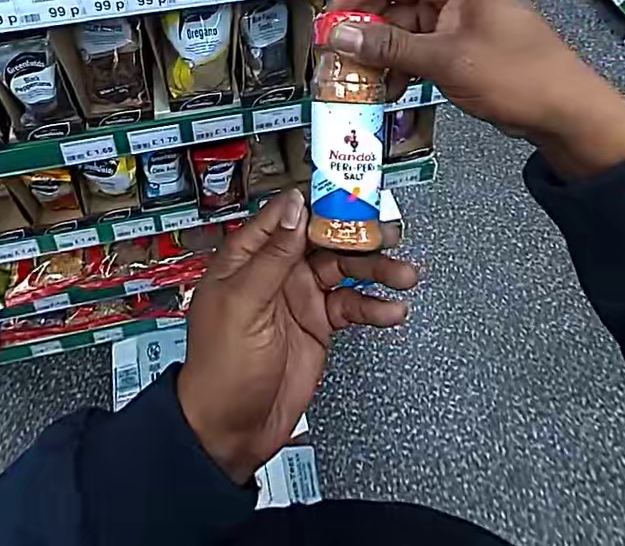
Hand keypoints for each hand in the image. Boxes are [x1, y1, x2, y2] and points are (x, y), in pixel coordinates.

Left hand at [177, 190, 416, 483]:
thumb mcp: (244, 304)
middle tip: (389, 233)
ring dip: (376, 271)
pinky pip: (351, 305)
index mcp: (251, 255)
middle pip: (325, 239)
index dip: (319, 202)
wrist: (231, 431)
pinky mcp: (319, 322)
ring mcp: (301, 294)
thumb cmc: (221, 366)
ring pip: (345, 269)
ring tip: (404, 275)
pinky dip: (374, 307)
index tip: (350, 193)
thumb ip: (273, 255)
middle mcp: (278, 269)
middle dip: (358, 235)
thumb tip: (293, 207)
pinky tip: (392, 310)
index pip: (288, 215)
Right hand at [326, 0, 624, 177]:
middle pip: (394, 0)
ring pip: (402, 29)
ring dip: (380, 53)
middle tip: (336, 55)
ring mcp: (455, 21)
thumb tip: (336, 35)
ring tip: (356, 79)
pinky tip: (386, 89)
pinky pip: (417, 49)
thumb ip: (389, 47)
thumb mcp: (446, 59)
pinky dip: (400, 67)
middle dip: (365, 28)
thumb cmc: (514, 74)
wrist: (566, 113)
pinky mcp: (457, 47)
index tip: (331, 21)